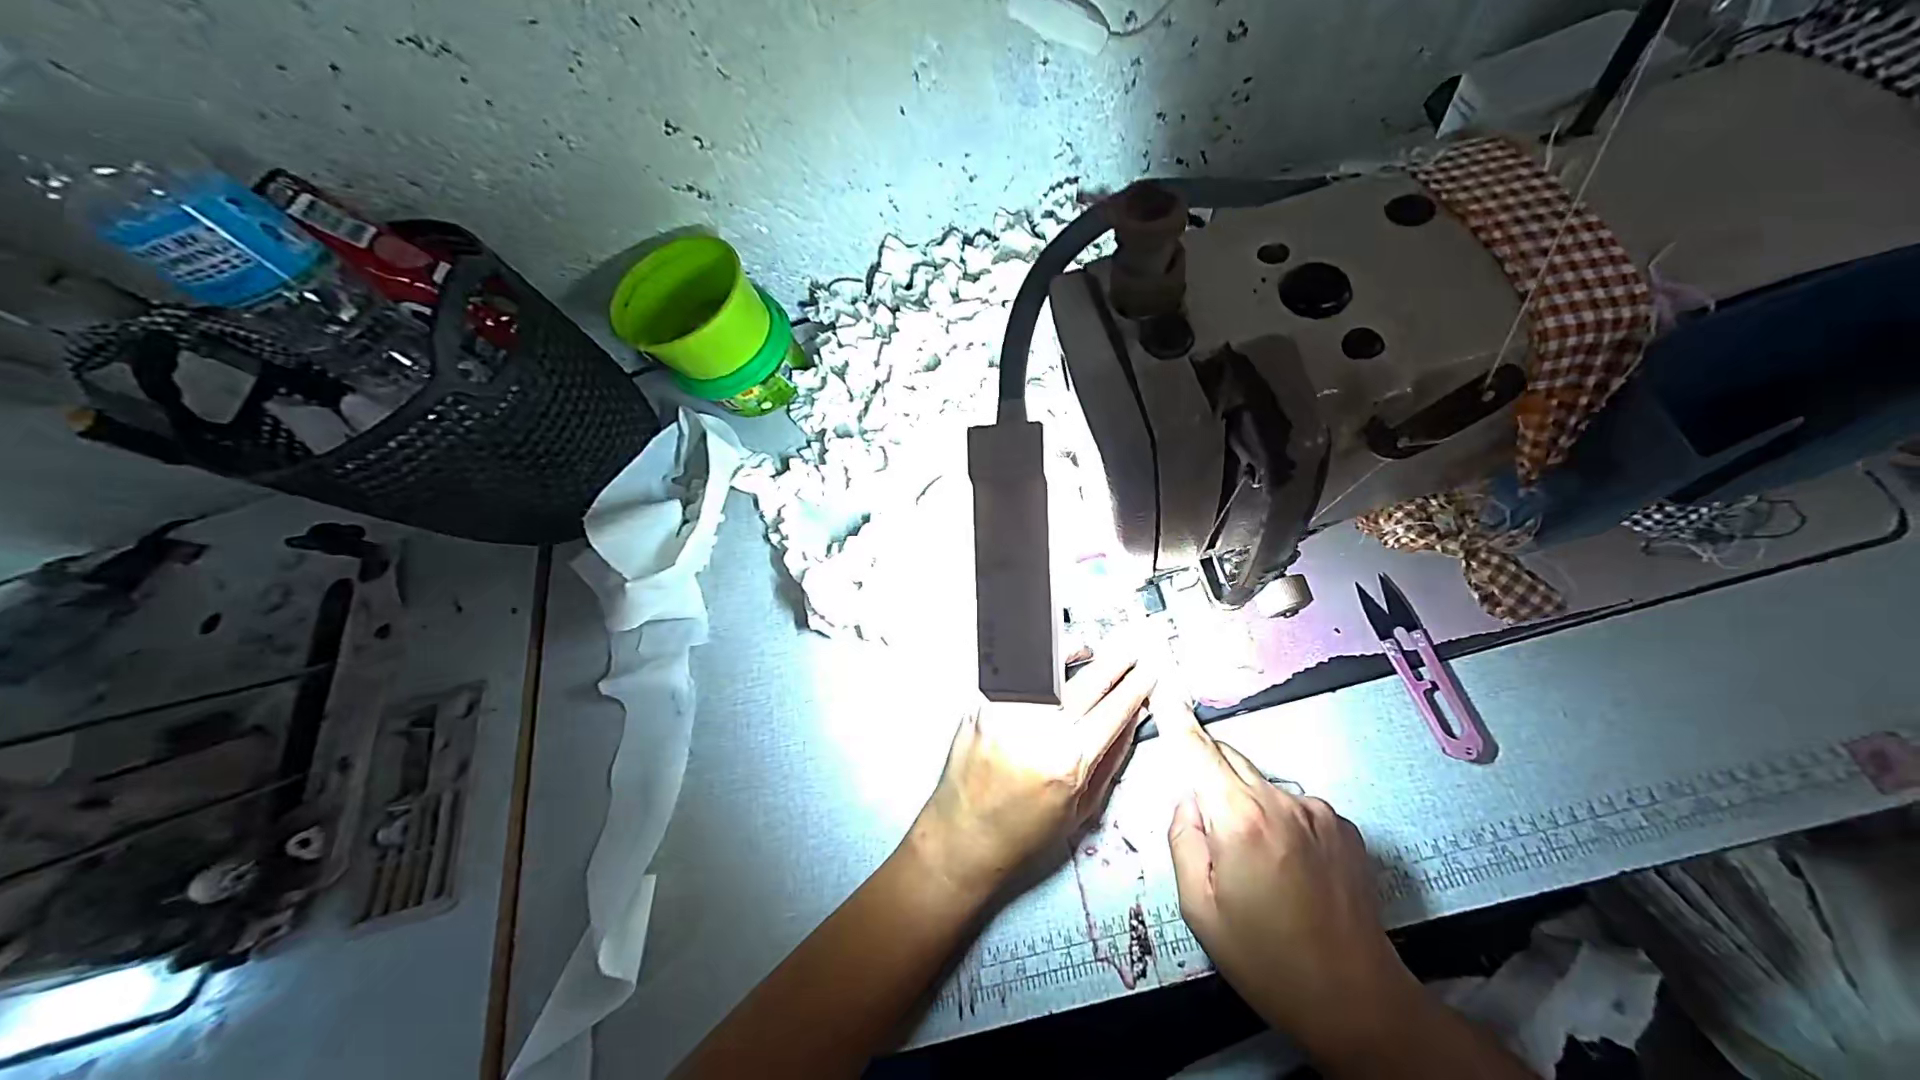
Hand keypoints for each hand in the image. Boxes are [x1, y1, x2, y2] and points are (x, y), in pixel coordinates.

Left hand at [907, 652, 1156, 897]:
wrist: (962, 839)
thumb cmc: (1019, 836)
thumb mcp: (1080, 809)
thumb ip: (1108, 760)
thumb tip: (1130, 722)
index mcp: (1066, 762)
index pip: (1112, 710)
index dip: (1135, 688)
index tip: (1146, 674)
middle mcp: (1035, 732)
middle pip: (1086, 683)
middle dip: (1114, 663)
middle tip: (1129, 653)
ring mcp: (1005, 714)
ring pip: (1048, 670)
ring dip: (1073, 655)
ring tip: (1088, 650)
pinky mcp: (981, 707)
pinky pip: (1016, 676)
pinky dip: (1037, 666)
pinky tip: (1048, 664)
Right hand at [1157, 692, 1422, 1057]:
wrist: (1357, 1001)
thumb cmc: (1268, 960)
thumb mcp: (1199, 907)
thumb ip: (1182, 839)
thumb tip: (1188, 803)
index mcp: (1239, 819)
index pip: (1198, 752)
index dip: (1176, 720)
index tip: (1165, 691)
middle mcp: (1282, 803)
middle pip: (1230, 761)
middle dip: (1209, 777)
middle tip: (1207, 828)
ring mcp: (1318, 812)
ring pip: (1261, 787)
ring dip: (1246, 806)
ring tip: (1254, 866)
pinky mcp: (1343, 827)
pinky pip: (1294, 806)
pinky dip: (1280, 821)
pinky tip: (1287, 868)